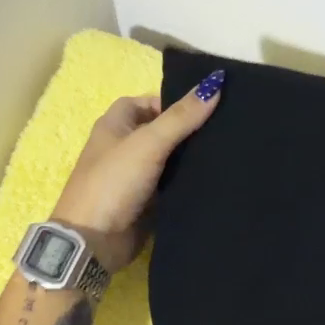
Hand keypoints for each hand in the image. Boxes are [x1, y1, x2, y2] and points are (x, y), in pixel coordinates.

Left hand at [50, 70, 224, 272]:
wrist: (94, 241)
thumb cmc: (114, 183)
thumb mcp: (148, 143)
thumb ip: (181, 117)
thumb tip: (216, 83)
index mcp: (115, 124)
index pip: (149, 102)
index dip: (175, 102)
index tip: (209, 108)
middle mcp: (124, 147)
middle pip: (163, 132)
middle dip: (190, 132)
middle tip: (227, 131)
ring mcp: (136, 177)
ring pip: (170, 162)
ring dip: (192, 161)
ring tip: (229, 155)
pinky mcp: (147, 204)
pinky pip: (172, 188)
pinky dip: (189, 185)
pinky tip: (215, 183)